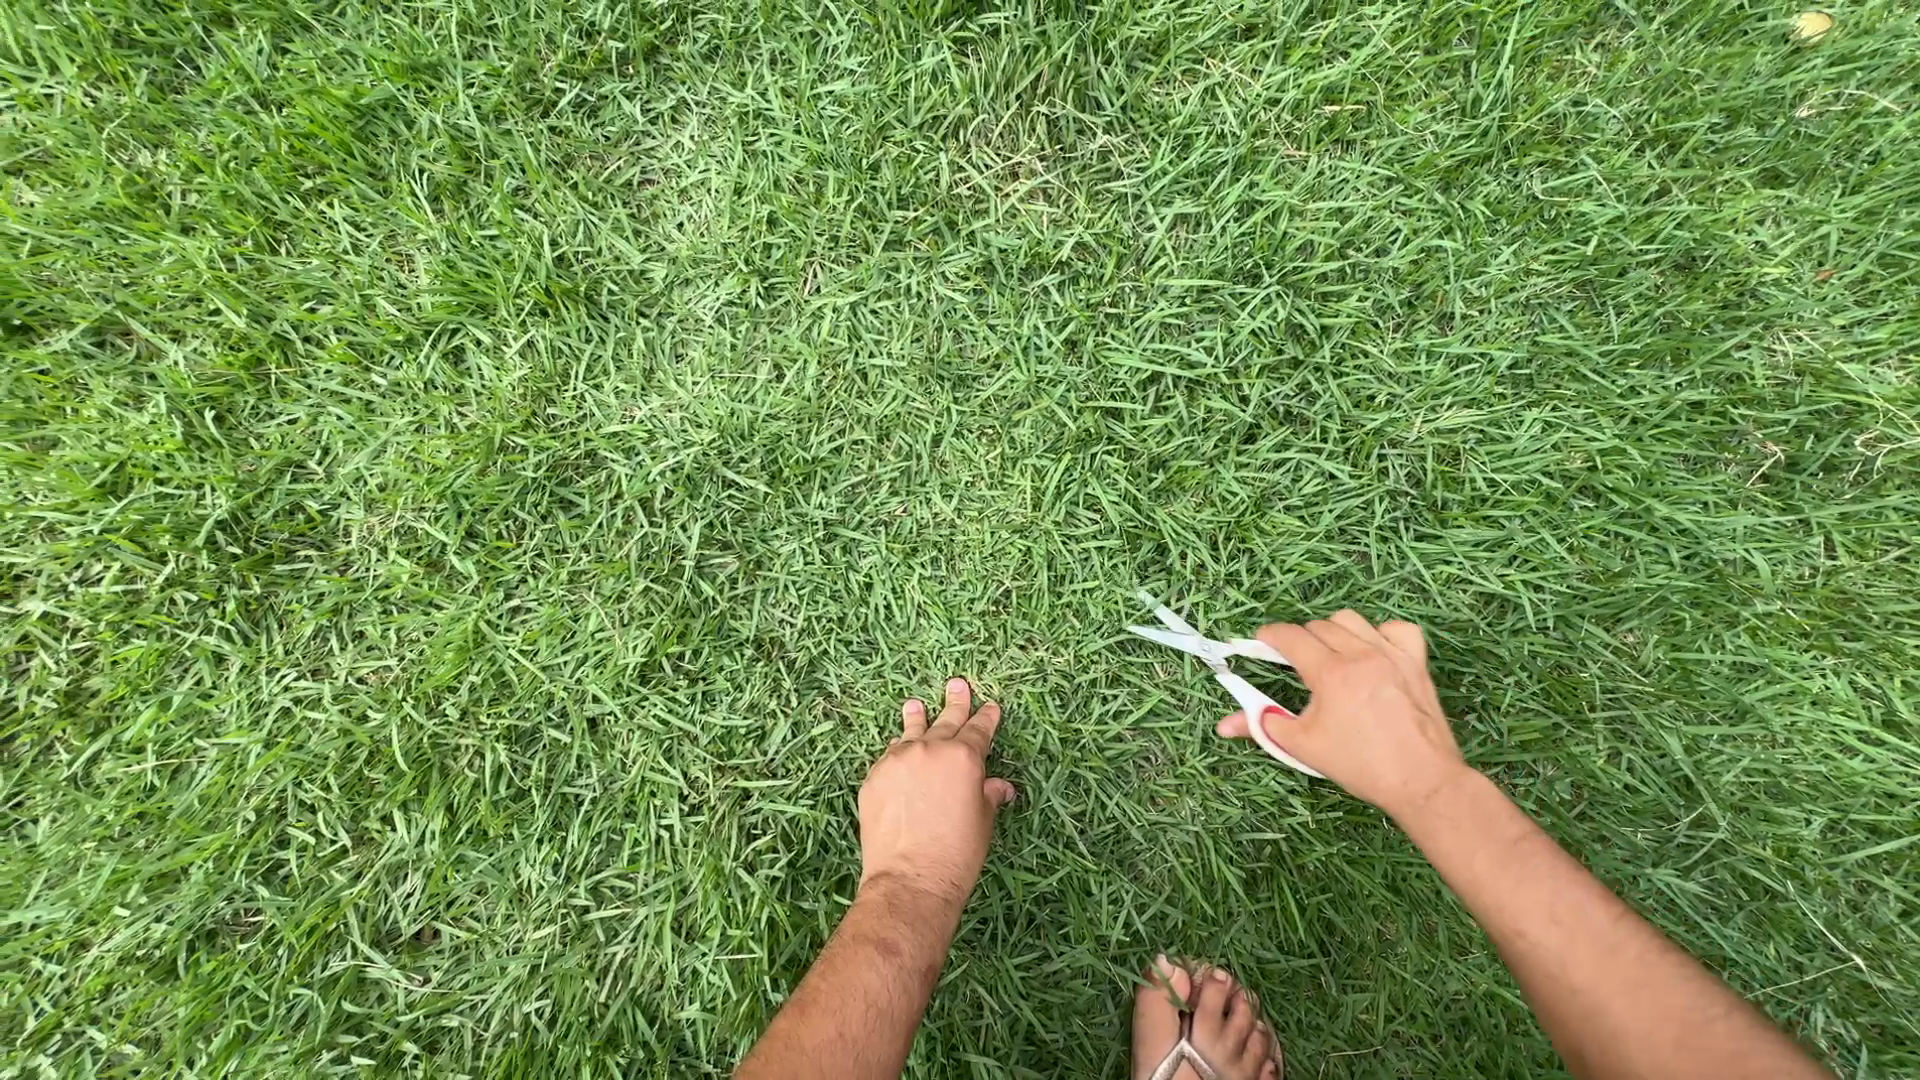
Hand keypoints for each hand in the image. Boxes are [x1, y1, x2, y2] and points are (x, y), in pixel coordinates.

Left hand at [857, 678, 1015, 904]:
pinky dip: (898, 752)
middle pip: (946, 720)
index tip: (990, 707)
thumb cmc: (958, 854)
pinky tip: (898, 750)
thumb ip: (988, 795)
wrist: (909, 879)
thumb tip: (1000, 787)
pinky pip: (889, 756)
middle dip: (955, 703)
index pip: (979, 730)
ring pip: (911, 732)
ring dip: (916, 718)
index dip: (986, 718)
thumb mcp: (983, 821)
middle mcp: (931, 750)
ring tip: (915, 705)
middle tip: (957, 684)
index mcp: (964, 758)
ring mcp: (898, 760)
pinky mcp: (875, 777)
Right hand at [1216, 610, 1472, 818]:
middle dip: (1298, 639)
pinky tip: (1372, 652)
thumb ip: (1262, 725)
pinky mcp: (1417, 664)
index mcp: (1330, 673)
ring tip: (1329, 654)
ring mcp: (1393, 656)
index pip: (1290, 636)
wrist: (1422, 781)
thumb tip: (1224, 725)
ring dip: (1333, 631)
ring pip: (1352, 621)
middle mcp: (1361, 655)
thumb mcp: (1302, 746)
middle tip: (1292, 661)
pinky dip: (1380, 634)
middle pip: (1318, 626)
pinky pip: (1398, 629)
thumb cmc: (1359, 765)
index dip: (1269, 636)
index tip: (1260, 643)